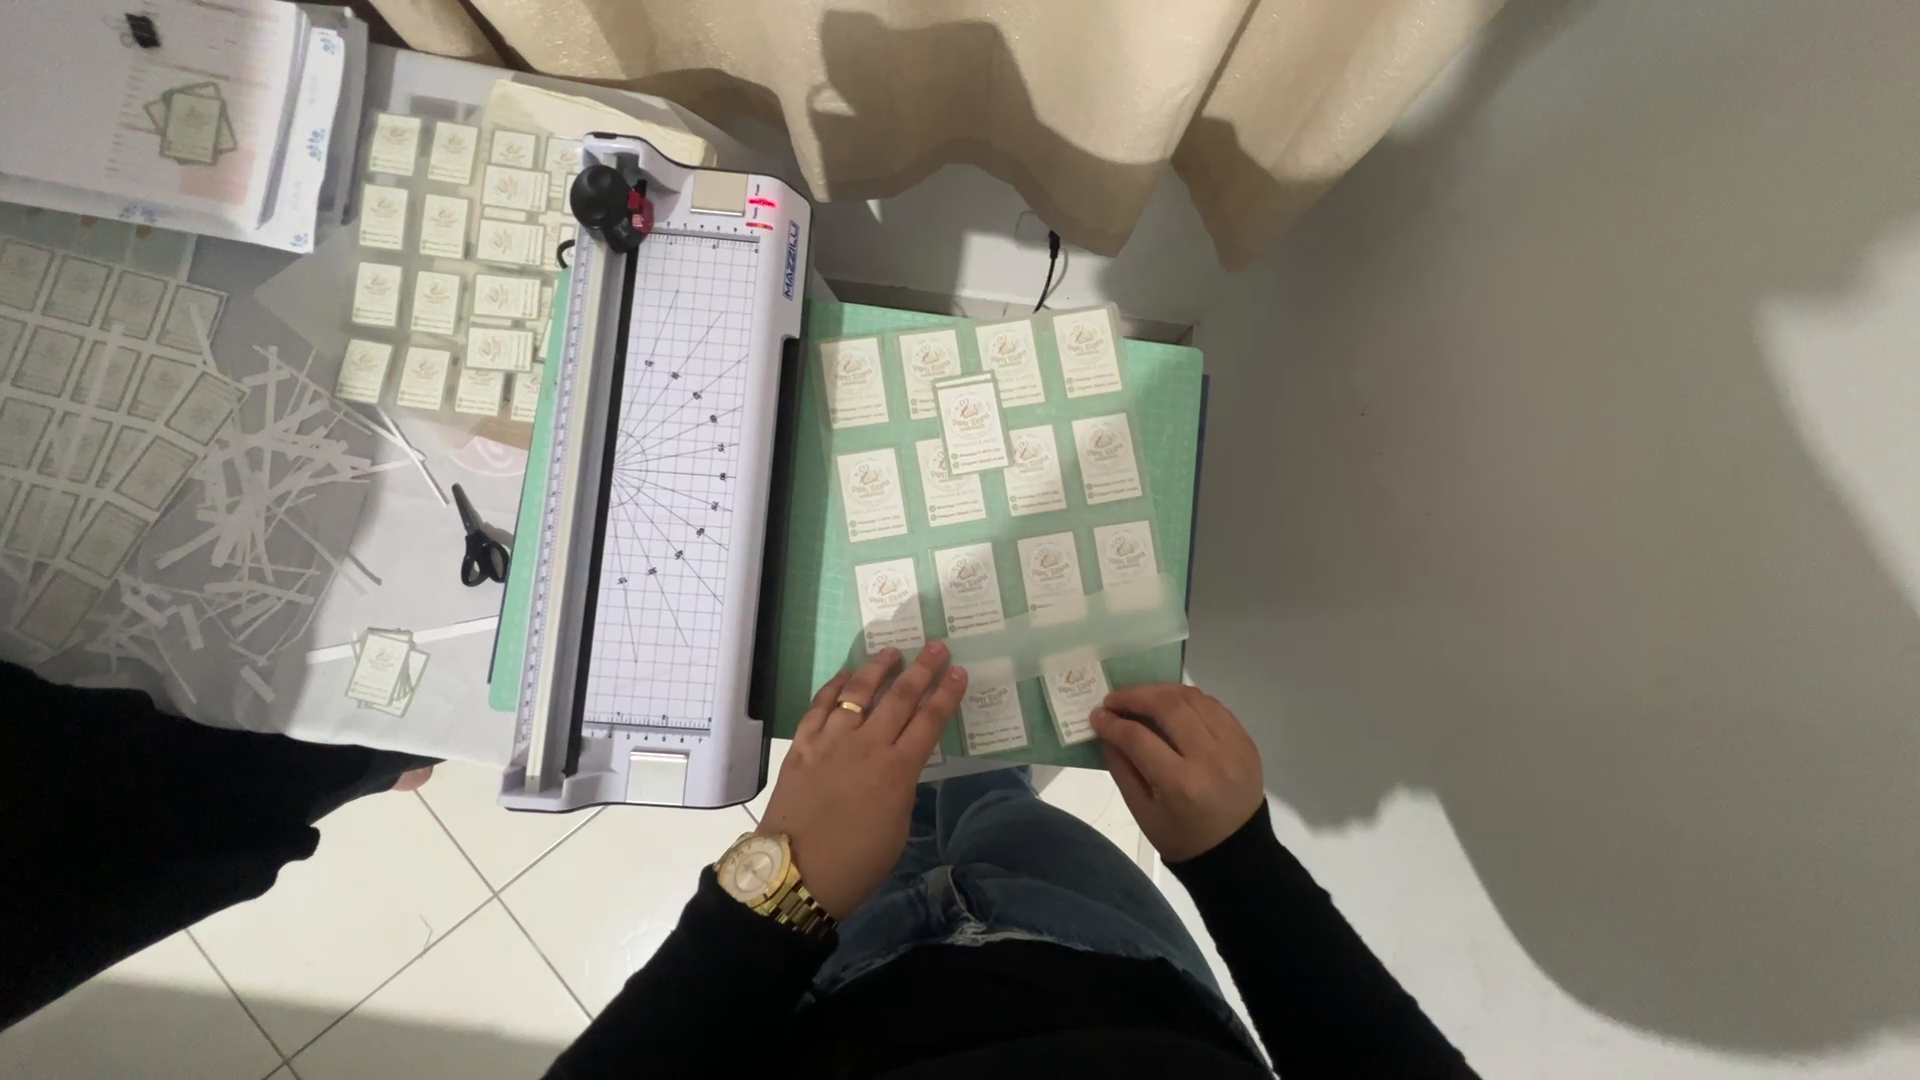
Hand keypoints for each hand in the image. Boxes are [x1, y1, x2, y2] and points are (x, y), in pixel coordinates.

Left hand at [759, 644, 967, 918]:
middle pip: (900, 697)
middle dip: (922, 669)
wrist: (795, 876)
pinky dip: (835, 686)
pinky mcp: (802, 745)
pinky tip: (846, 676)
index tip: (959, 672)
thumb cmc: (857, 863)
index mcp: (897, 770)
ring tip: (892, 652)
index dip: (947, 694)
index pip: (929, 721)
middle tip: (936, 646)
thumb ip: (901, 785)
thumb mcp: (897, 826)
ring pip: (859, 692)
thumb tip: (899, 762)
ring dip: (878, 668)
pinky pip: (820, 705)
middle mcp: (867, 746)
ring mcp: (831, 741)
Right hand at [1090, 683, 1264, 863]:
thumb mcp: (1142, 812)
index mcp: (1181, 784)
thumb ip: (1121, 767)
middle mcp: (1210, 759)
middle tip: (1113, 700)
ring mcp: (1233, 746)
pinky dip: (1187, 699)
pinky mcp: (1245, 741)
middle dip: (1134, 696)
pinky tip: (1170, 704)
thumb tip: (1105, 729)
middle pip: (1168, 707)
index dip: (1112, 723)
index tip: (1096, 715)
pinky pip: (1213, 705)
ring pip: (1192, 698)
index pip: (1139, 738)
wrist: (1237, 854)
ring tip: (1140, 696)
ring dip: (1160, 691)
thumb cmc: (1182, 838)